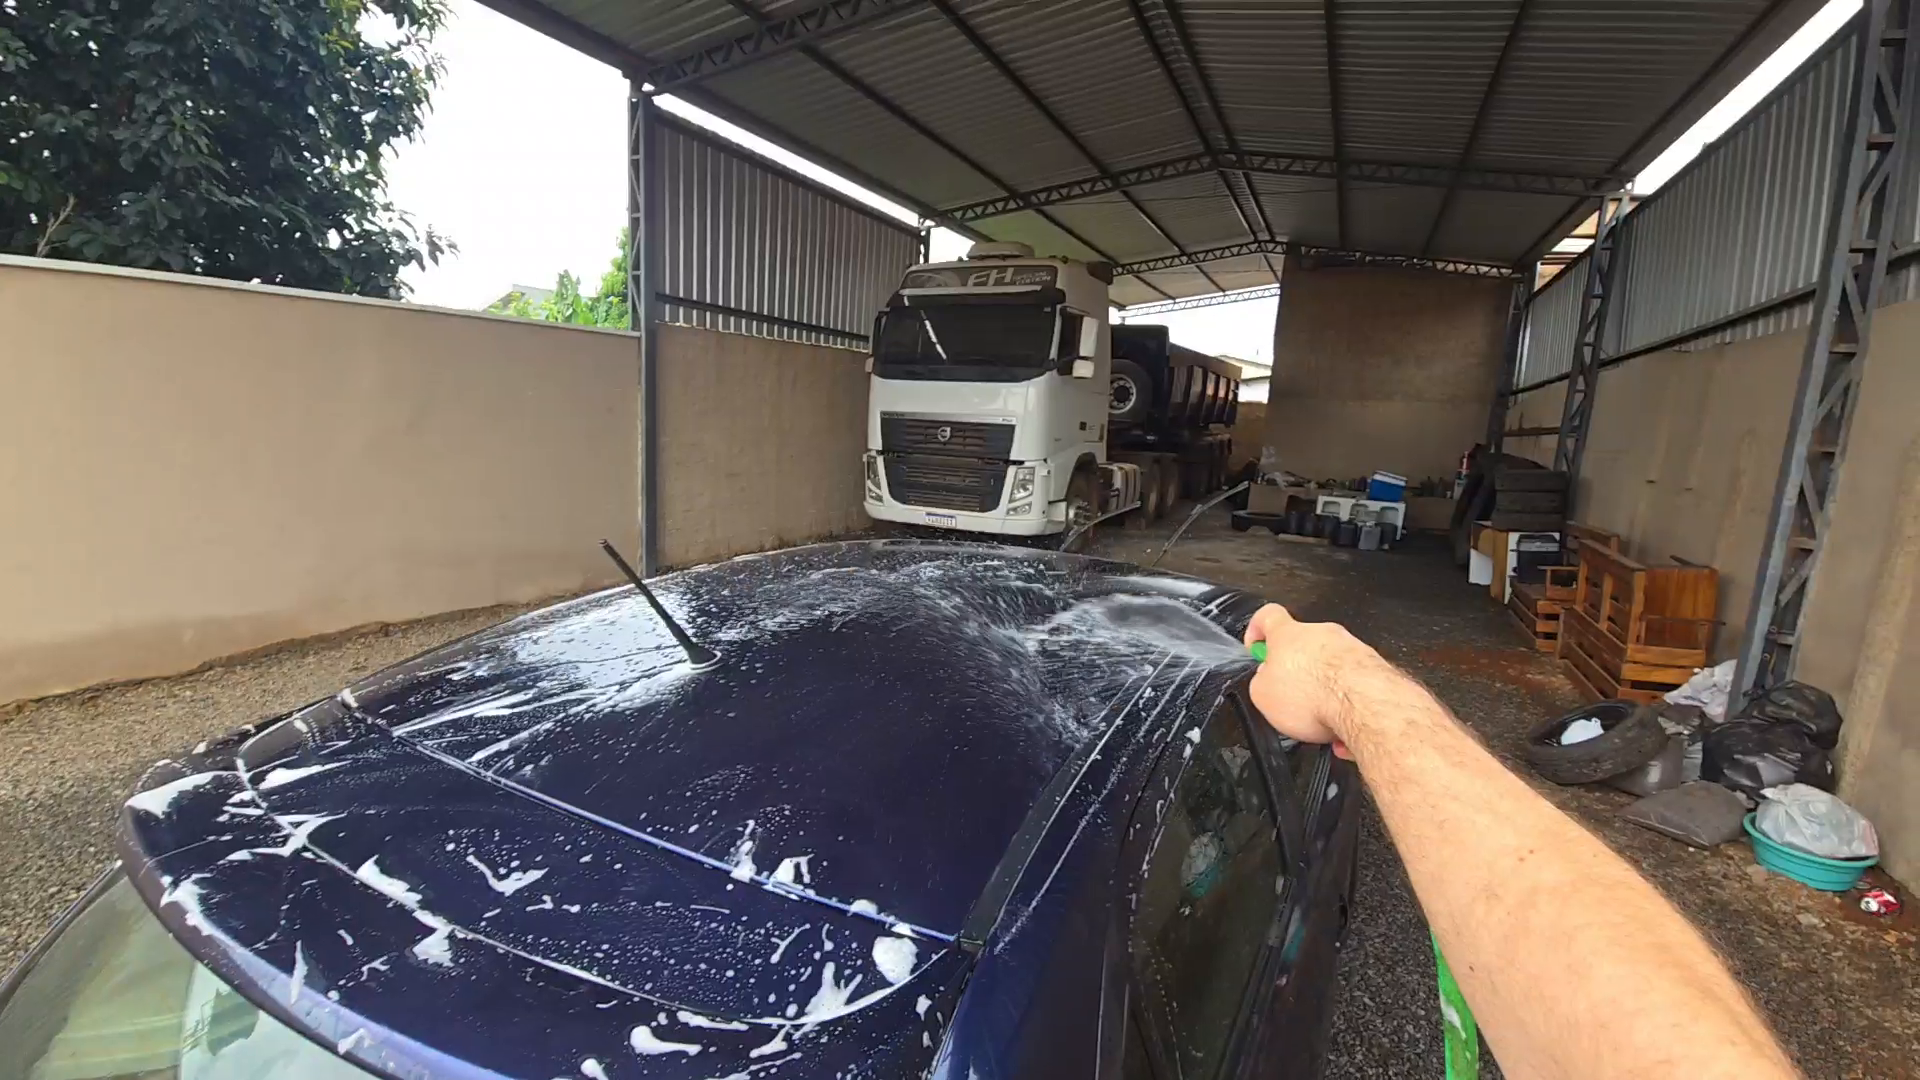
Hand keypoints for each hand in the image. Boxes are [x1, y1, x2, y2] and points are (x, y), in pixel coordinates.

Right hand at [1243, 603, 1395, 756]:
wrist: (1365, 708)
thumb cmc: (1317, 696)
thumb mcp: (1262, 695)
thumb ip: (1261, 681)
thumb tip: (1265, 683)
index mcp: (1289, 634)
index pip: (1267, 616)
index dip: (1258, 631)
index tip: (1257, 648)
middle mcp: (1323, 634)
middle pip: (1302, 645)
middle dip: (1296, 669)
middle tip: (1290, 693)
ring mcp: (1352, 649)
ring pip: (1331, 666)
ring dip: (1324, 689)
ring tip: (1320, 719)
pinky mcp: (1376, 668)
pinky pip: (1354, 683)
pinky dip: (1347, 702)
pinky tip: (1343, 727)